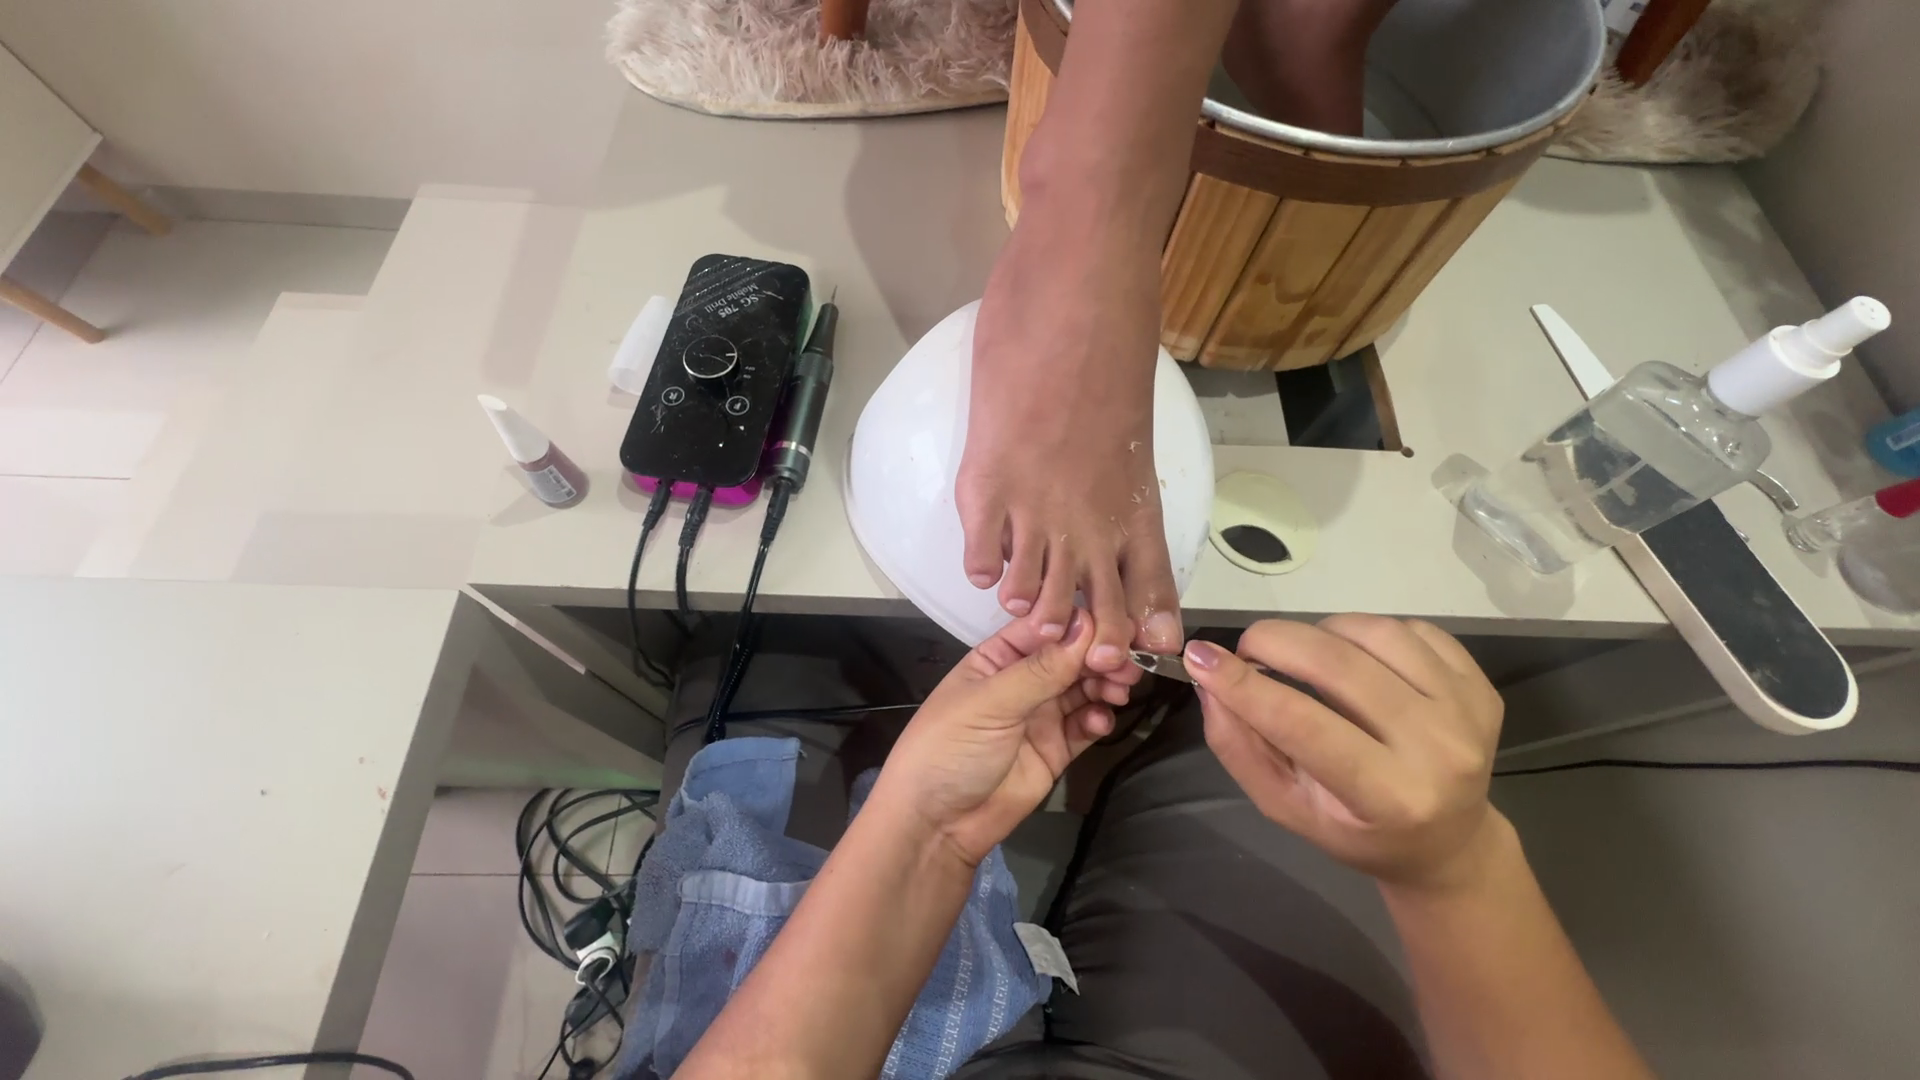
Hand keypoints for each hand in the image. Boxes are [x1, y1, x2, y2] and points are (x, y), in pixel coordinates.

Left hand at [870, 610, 1114, 865]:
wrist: (939, 824)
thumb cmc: (950, 749)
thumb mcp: (990, 703)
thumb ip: (1040, 669)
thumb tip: (1085, 625)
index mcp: (998, 656)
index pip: (1045, 628)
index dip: (1078, 626)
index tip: (1110, 628)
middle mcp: (1023, 679)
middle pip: (1071, 656)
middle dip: (1099, 656)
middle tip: (1126, 663)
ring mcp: (1041, 714)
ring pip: (1084, 688)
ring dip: (1105, 684)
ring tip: (1119, 690)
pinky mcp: (1057, 749)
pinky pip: (1086, 724)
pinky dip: (1099, 718)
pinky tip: (1099, 722)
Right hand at [959, 196, 1183, 676]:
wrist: (1082, 275)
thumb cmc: (1116, 333)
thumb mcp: (1134, 417)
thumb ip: (1121, 469)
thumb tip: (1099, 497)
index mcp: (1137, 496)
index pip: (1151, 581)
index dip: (1147, 622)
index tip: (1139, 649)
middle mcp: (1091, 514)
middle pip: (1093, 603)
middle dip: (1088, 637)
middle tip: (1074, 647)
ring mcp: (1037, 500)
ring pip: (1036, 589)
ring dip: (1031, 605)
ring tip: (1024, 609)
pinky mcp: (988, 476)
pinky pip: (982, 551)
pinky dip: (982, 564)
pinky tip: (982, 565)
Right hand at [1183, 616, 1505, 891]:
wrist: (1447, 842)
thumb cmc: (1354, 831)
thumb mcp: (1283, 805)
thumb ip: (1238, 747)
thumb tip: (1208, 681)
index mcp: (1388, 796)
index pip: (1303, 724)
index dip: (1243, 684)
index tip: (1198, 656)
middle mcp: (1438, 751)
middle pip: (1339, 666)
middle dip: (1274, 641)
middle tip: (1247, 649)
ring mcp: (1466, 712)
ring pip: (1374, 633)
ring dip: (1319, 631)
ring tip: (1302, 654)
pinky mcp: (1481, 685)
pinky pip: (1411, 629)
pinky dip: (1364, 630)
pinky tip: (1351, 656)